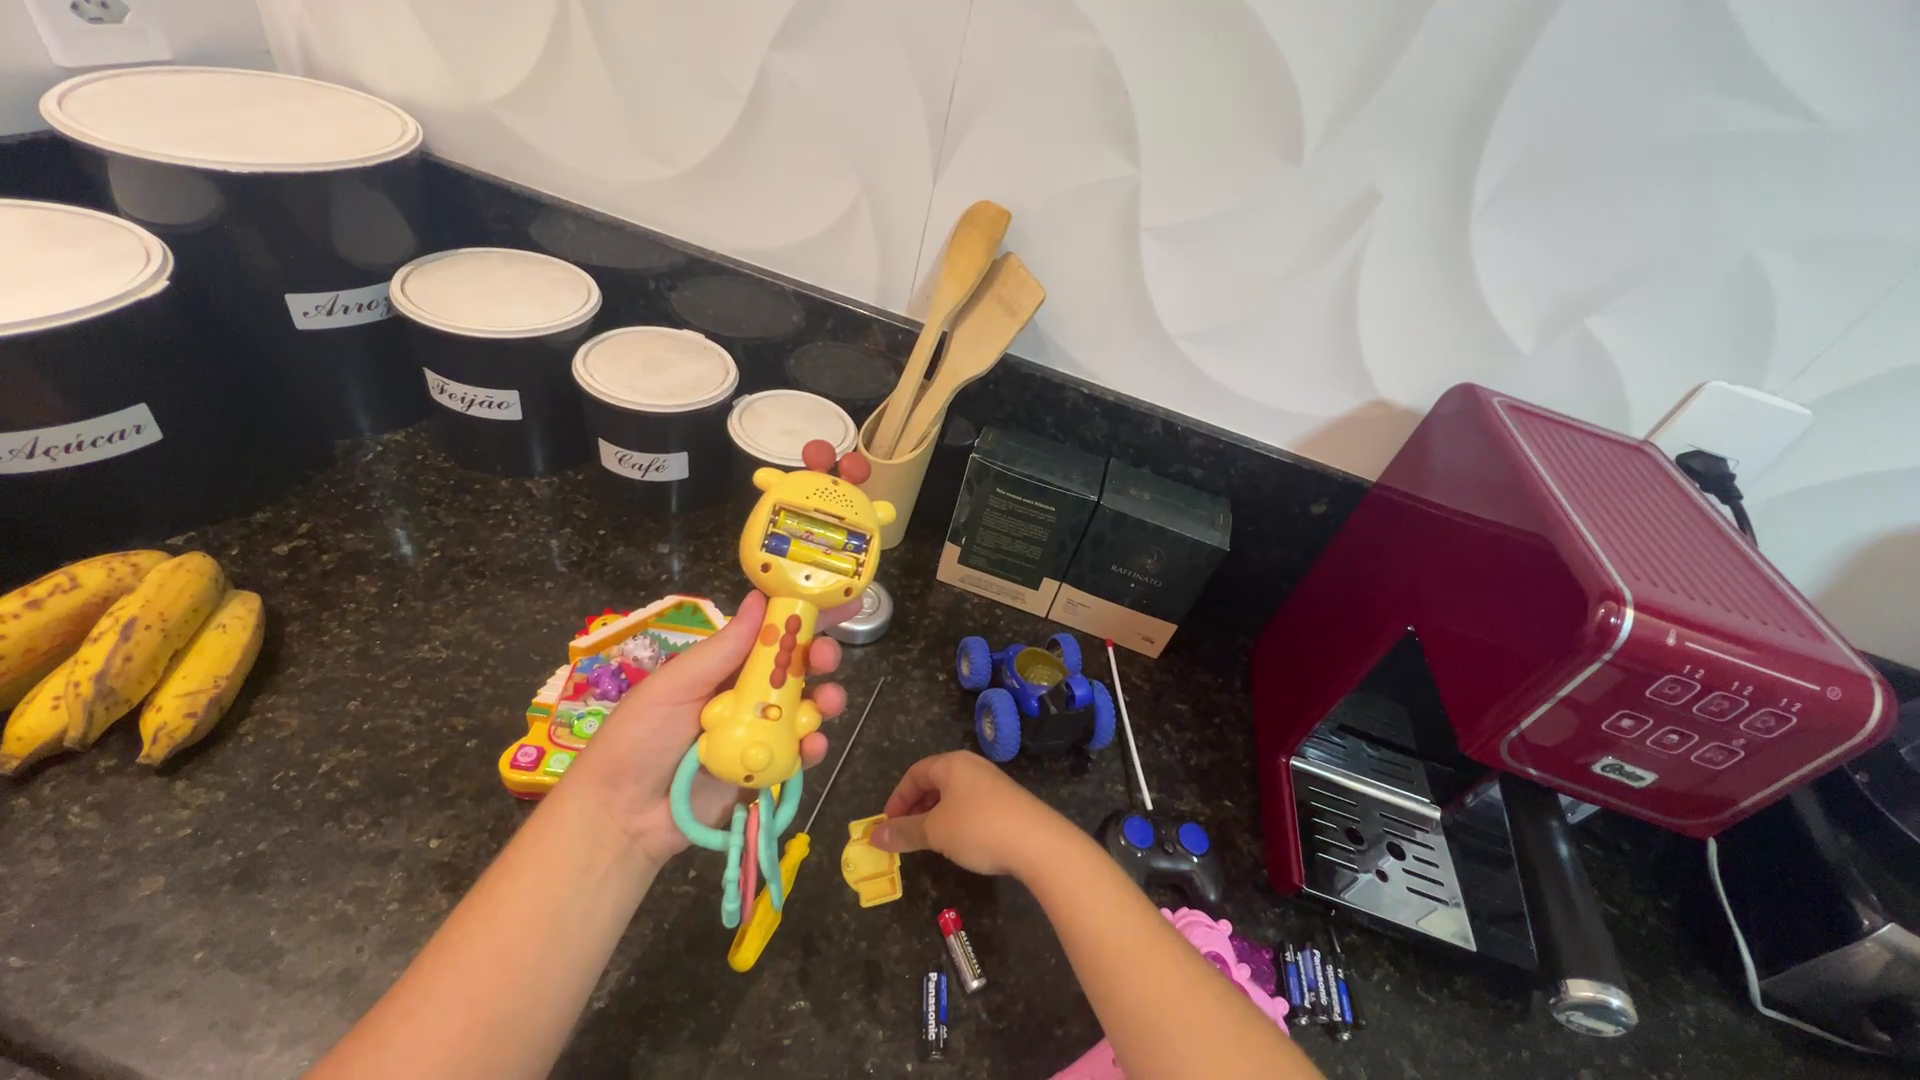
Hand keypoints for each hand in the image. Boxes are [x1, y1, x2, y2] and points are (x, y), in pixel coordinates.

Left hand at [564, 591, 853, 863]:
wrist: (621, 815)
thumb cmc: (638, 739)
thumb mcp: (674, 686)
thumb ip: (721, 649)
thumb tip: (760, 599)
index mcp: (723, 668)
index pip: (770, 635)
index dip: (804, 617)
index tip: (840, 602)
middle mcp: (747, 696)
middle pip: (797, 669)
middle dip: (820, 657)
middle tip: (827, 657)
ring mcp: (759, 733)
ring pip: (806, 708)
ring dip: (826, 700)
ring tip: (829, 703)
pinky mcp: (766, 769)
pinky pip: (799, 752)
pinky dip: (812, 746)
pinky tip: (811, 745)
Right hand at [870, 751, 1075, 877]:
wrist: (1038, 843)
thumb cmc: (978, 828)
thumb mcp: (935, 832)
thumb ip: (904, 832)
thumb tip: (875, 836)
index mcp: (952, 764)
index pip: (915, 773)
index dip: (897, 798)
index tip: (888, 824)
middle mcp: (973, 767)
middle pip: (935, 782)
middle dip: (916, 808)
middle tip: (905, 834)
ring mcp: (993, 784)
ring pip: (954, 796)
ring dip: (936, 816)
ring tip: (930, 841)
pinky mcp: (1009, 803)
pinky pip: (973, 806)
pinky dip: (958, 821)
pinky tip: (961, 844)